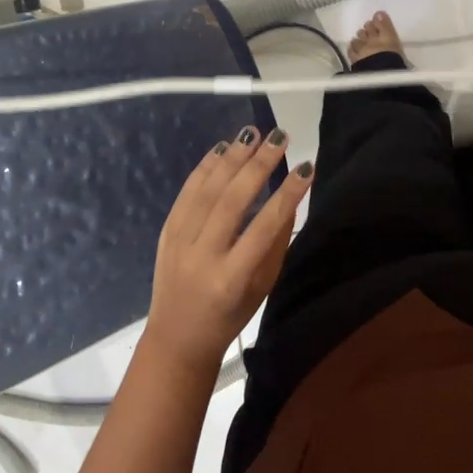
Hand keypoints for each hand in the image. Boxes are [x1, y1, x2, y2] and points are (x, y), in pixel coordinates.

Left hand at [143, 126, 313, 366]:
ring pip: (207, 192)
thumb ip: (276, 243)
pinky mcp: (166, 232)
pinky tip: (223, 148)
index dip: (286, 196)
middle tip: (279, 137)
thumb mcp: (262, 287)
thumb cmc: (230, 317)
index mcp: (231, 279)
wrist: (176, 339)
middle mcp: (202, 256)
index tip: (305, 167)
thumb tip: (290, 198)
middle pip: (231, 202)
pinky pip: (187, 193)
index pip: (263, 229)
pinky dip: (205, 167)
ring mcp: (179, 242)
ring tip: (253, 133)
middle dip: (257, 165)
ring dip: (232, 158)